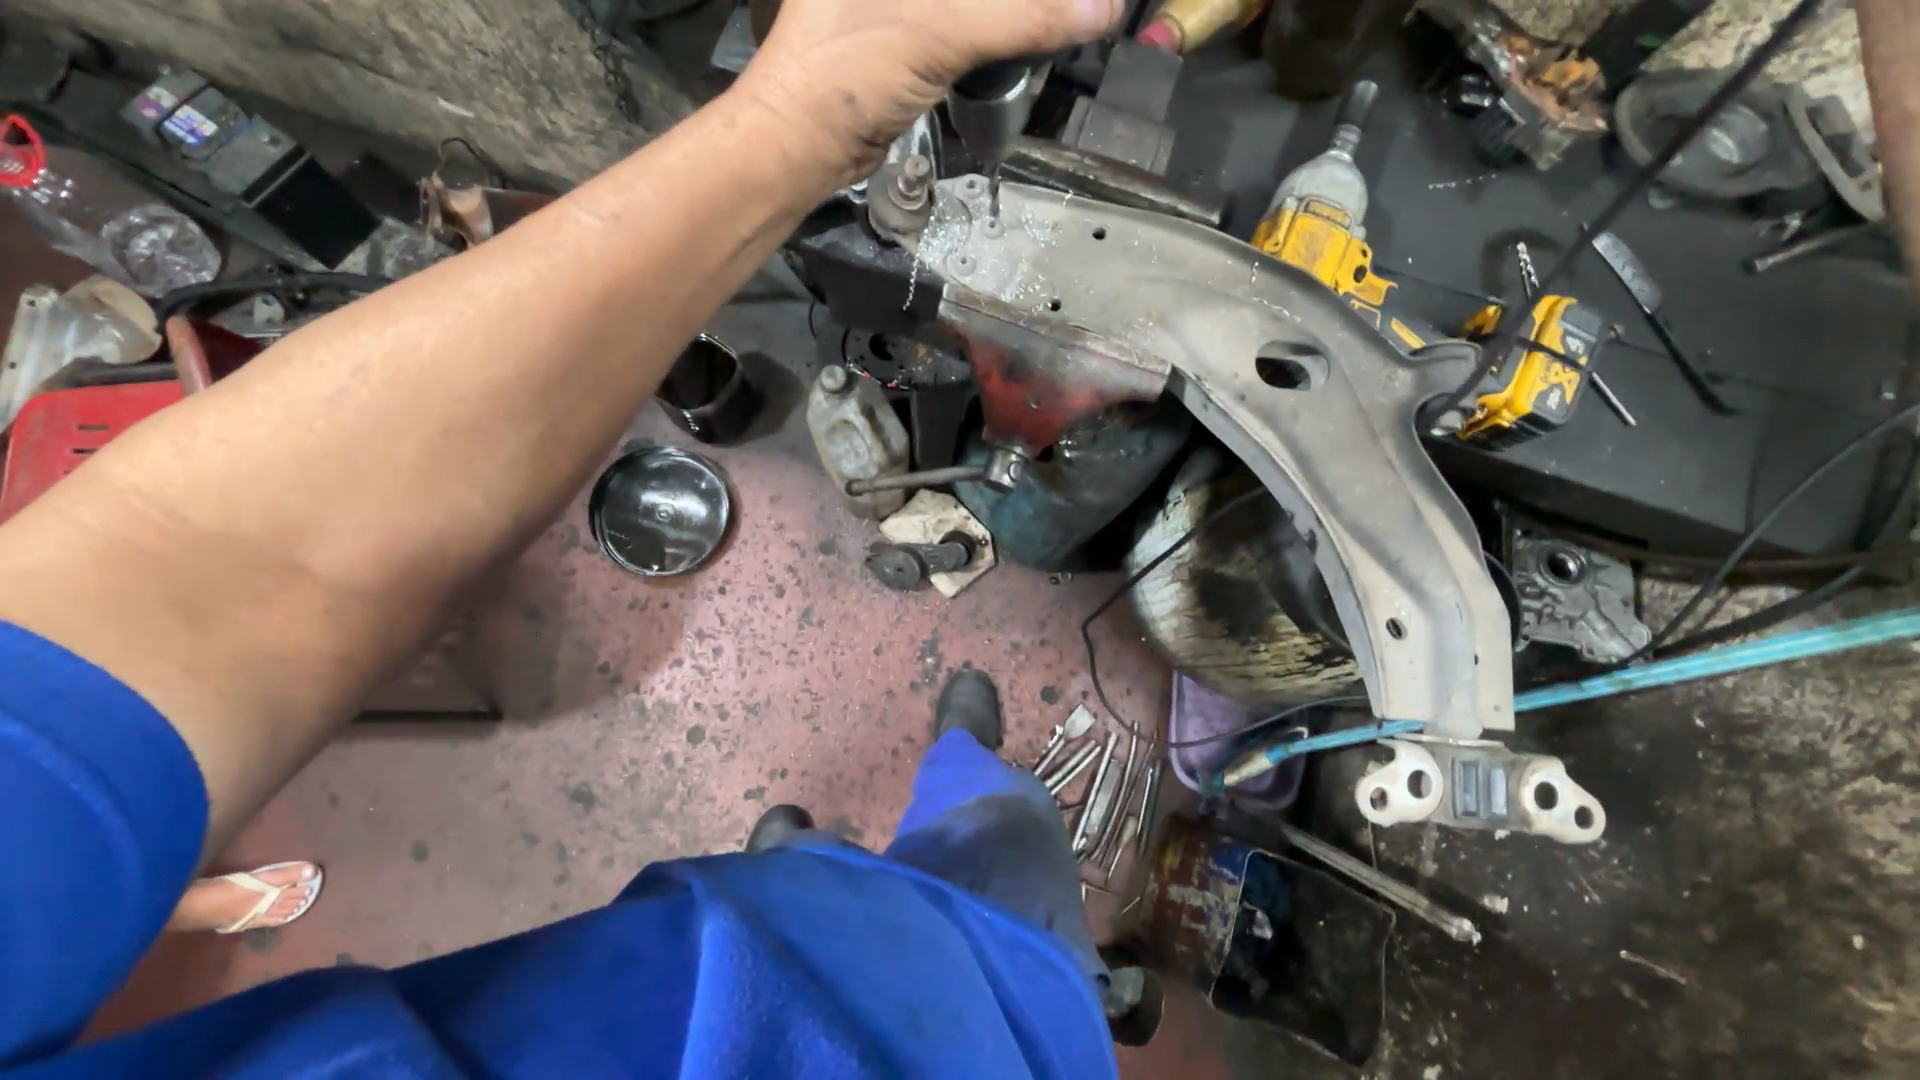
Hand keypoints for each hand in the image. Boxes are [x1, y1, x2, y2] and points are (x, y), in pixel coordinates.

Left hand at [736, 0, 1123, 175]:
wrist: (801, 145)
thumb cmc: (851, 72)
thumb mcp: (941, 31)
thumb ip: (1024, 16)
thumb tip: (1104, 8)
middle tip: (1086, 1)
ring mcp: (901, 2)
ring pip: (976, 1)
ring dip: (1020, 9)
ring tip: (1074, 9)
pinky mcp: (909, 34)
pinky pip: (969, 18)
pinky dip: (1002, 25)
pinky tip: (1035, 28)